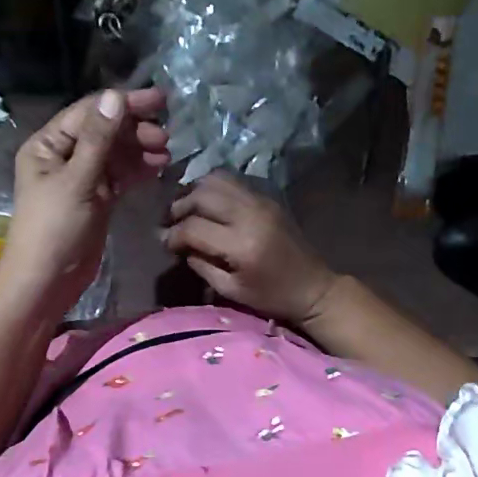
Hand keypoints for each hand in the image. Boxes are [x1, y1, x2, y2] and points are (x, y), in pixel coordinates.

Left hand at [3, 88, 169, 313]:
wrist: (47, 281)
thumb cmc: (54, 229)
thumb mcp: (76, 181)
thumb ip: (98, 139)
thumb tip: (115, 97)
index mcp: (48, 145)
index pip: (89, 113)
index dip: (123, 104)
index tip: (159, 100)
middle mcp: (63, 157)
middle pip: (105, 132)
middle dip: (135, 130)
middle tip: (165, 137)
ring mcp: (81, 180)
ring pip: (115, 155)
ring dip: (139, 151)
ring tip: (166, 153)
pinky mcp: (96, 200)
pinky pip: (119, 177)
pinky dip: (137, 171)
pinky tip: (158, 168)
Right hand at [162, 171, 337, 323]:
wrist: (313, 286)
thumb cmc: (271, 296)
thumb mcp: (231, 290)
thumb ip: (201, 265)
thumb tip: (179, 245)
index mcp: (241, 245)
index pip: (193, 227)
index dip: (172, 235)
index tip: (164, 244)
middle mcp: (249, 215)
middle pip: (201, 195)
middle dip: (179, 208)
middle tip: (170, 223)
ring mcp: (260, 201)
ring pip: (215, 180)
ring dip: (194, 192)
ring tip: (186, 210)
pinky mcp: (266, 197)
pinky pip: (231, 181)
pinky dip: (212, 188)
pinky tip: (206, 204)